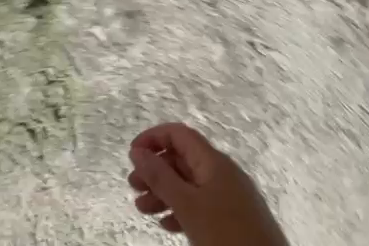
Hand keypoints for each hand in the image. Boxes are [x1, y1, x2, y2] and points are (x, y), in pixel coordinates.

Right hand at [127, 123, 286, 245]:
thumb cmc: (225, 233)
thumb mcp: (186, 204)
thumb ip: (159, 176)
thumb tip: (137, 150)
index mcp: (214, 162)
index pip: (178, 134)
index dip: (152, 138)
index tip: (133, 156)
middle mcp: (223, 174)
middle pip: (181, 160)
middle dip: (154, 171)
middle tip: (134, 186)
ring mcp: (231, 197)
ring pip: (189, 185)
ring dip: (163, 193)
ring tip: (143, 209)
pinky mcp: (236, 220)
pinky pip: (201, 205)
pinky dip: (181, 209)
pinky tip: (168, 225)